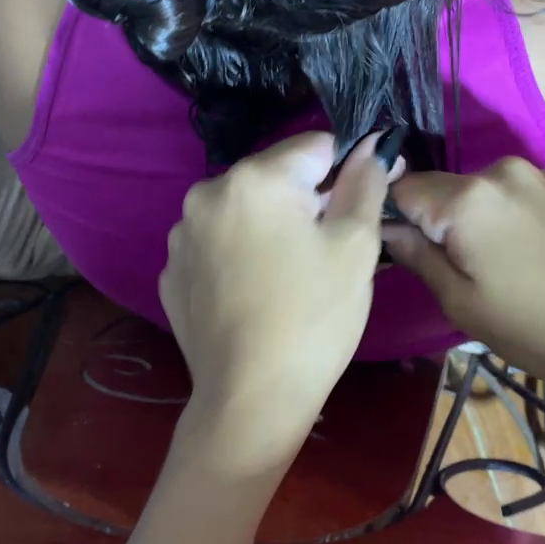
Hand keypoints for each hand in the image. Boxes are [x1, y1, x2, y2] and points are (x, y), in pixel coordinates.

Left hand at [159, 131, 394, 465]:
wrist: (251, 398)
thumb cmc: (314, 318)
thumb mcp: (355, 247)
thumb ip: (365, 183)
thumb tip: (373, 145)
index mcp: (255, 179)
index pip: (314, 145)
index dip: (345, 170)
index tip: (357, 207)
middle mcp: (207, 193)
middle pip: (273, 177)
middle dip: (303, 199)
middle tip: (326, 250)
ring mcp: (182, 234)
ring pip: (242, 210)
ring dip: (267, 225)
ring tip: (288, 275)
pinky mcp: (172, 271)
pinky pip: (215, 245)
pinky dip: (237, 255)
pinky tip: (254, 294)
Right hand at [383, 158, 544, 400]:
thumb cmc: (541, 329)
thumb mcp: (463, 305)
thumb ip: (418, 257)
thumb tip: (389, 228)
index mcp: (467, 197)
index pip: (402, 188)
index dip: (394, 219)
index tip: (405, 255)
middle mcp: (501, 171)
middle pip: (443, 190)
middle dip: (437, 223)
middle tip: (456, 274)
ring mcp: (541, 176)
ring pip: (481, 194)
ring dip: (475, 222)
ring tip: (500, 271)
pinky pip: (517, 198)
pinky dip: (509, 221)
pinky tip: (533, 261)